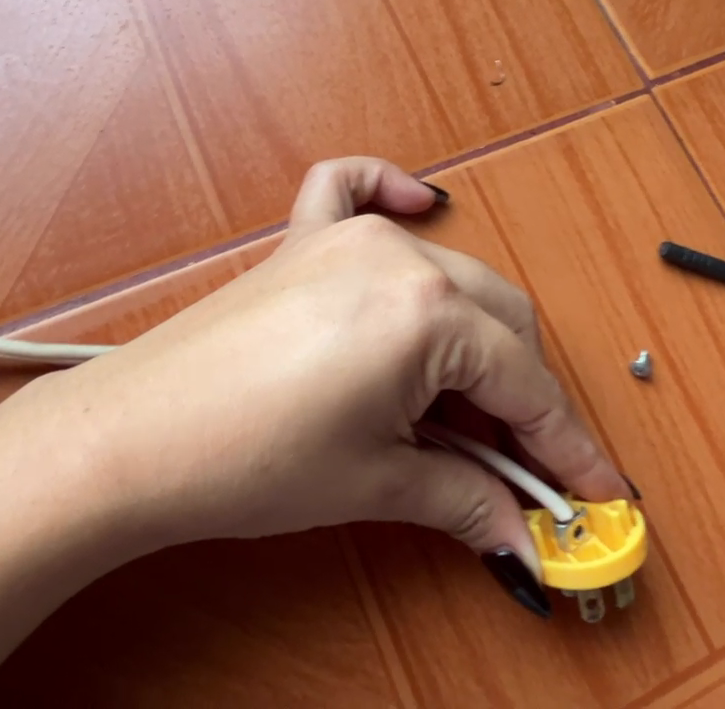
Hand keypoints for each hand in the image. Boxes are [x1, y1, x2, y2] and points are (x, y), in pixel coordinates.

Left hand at [27, 156, 626, 608]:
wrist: (133, 438)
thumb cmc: (244, 457)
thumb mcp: (376, 483)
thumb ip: (467, 498)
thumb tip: (522, 537)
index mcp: (428, 314)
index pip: (528, 386)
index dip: (565, 448)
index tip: (590, 490)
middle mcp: (397, 257)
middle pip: (502, 324)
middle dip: (521, 398)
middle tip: (519, 466)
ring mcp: (346, 238)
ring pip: (451, 274)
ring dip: (475, 335)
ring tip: (463, 404)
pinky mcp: (303, 241)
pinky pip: (354, 187)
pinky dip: (392, 191)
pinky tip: (417, 206)